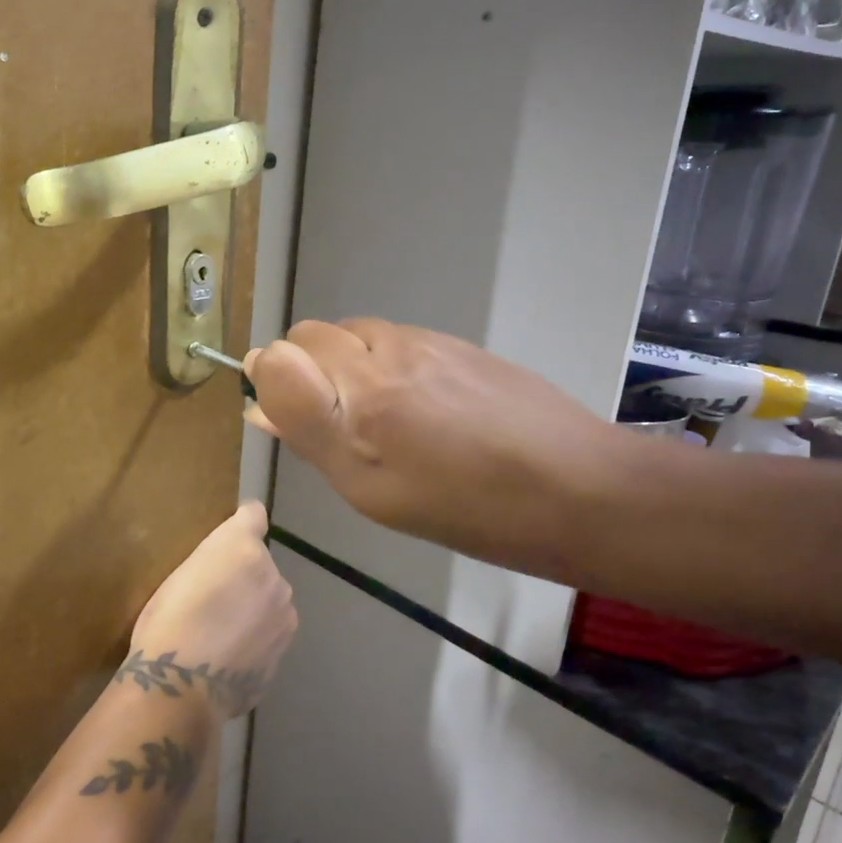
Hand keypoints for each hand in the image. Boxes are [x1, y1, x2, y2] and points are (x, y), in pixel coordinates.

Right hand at [127, 502, 294, 718]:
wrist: (181, 684)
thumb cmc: (167, 618)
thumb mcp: (179, 573)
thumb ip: (212, 561)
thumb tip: (225, 565)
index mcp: (243, 548)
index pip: (254, 514)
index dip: (242, 521)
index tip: (227, 533)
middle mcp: (274, 577)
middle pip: (261, 564)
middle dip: (244, 574)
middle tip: (211, 595)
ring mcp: (283, 619)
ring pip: (269, 602)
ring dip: (253, 608)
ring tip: (218, 631)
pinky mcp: (282, 655)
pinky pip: (267, 637)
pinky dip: (253, 642)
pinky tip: (225, 658)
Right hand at [242, 318, 617, 567]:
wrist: (582, 489)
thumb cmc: (465, 507)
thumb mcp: (370, 491)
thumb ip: (309, 435)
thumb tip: (260, 399)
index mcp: (360, 391)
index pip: (280, 352)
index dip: (274, 381)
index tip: (293, 419)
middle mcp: (385, 350)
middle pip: (313, 336)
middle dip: (308, 370)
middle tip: (338, 426)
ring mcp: (425, 341)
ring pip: (354, 335)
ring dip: (348, 365)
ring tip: (383, 420)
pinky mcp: (457, 343)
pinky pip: (396, 340)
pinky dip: (386, 365)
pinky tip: (422, 410)